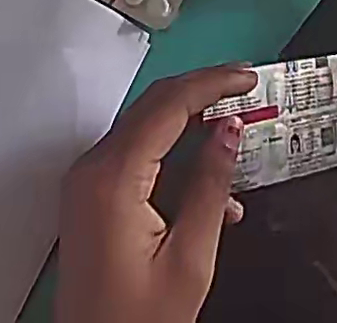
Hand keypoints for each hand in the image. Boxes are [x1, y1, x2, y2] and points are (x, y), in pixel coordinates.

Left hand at [56, 65, 256, 322]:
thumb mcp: (189, 259)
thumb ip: (211, 185)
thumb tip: (230, 129)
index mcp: (113, 178)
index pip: (170, 104)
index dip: (213, 83)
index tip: (247, 78)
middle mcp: (93, 168)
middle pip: (155, 103)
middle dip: (203, 88)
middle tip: (244, 83)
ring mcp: (89, 179)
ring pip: (147, 121)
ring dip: (192, 115)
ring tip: (233, 115)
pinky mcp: (93, 193)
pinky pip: (138, 150)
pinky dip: (175, 147)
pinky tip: (209, 171)